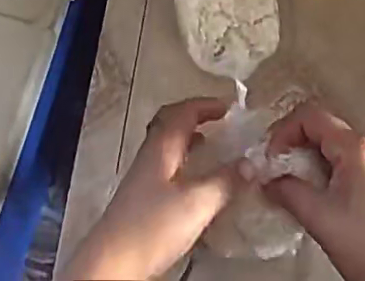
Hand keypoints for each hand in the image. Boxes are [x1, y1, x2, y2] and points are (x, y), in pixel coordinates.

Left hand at [66, 97, 242, 279]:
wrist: (113, 258)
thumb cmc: (153, 224)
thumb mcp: (195, 204)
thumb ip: (224, 182)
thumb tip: (250, 163)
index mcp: (162, 144)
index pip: (185, 111)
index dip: (207, 105)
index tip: (229, 107)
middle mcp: (152, 150)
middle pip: (172, 119)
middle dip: (195, 114)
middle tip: (218, 118)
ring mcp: (144, 170)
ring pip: (168, 139)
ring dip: (189, 134)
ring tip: (210, 142)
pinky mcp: (142, 190)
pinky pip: (166, 159)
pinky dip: (183, 156)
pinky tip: (193, 175)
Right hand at [261, 103, 364, 280]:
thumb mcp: (320, 218)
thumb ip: (288, 191)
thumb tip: (265, 180)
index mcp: (355, 148)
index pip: (310, 116)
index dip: (283, 130)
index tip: (269, 158)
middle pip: (321, 128)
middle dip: (293, 144)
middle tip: (275, 170)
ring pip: (331, 149)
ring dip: (306, 161)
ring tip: (290, 186)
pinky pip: (343, 166)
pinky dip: (322, 174)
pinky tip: (315, 200)